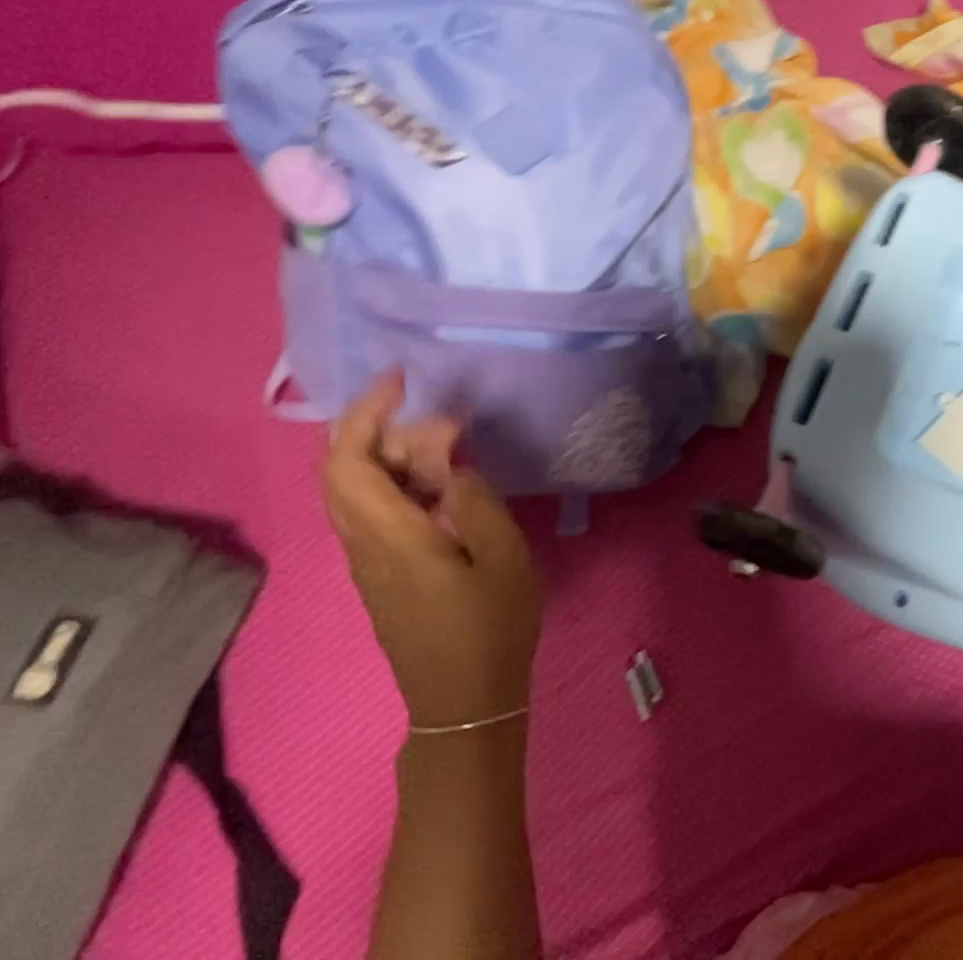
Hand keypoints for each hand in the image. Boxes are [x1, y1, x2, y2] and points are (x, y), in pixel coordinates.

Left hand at [320, 372, 543, 729]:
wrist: (464, 699)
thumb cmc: (491, 626)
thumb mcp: (503, 557)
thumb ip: (473, 499)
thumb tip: (449, 457)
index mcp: (390, 535)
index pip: (351, 459)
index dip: (367, 413)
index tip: (403, 382)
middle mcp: (362, 544)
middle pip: (341, 471)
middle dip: (375, 430)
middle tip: (432, 419)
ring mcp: (366, 563)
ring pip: (352, 492)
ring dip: (385, 458)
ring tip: (442, 449)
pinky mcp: (380, 576)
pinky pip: (371, 513)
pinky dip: (393, 485)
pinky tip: (439, 491)